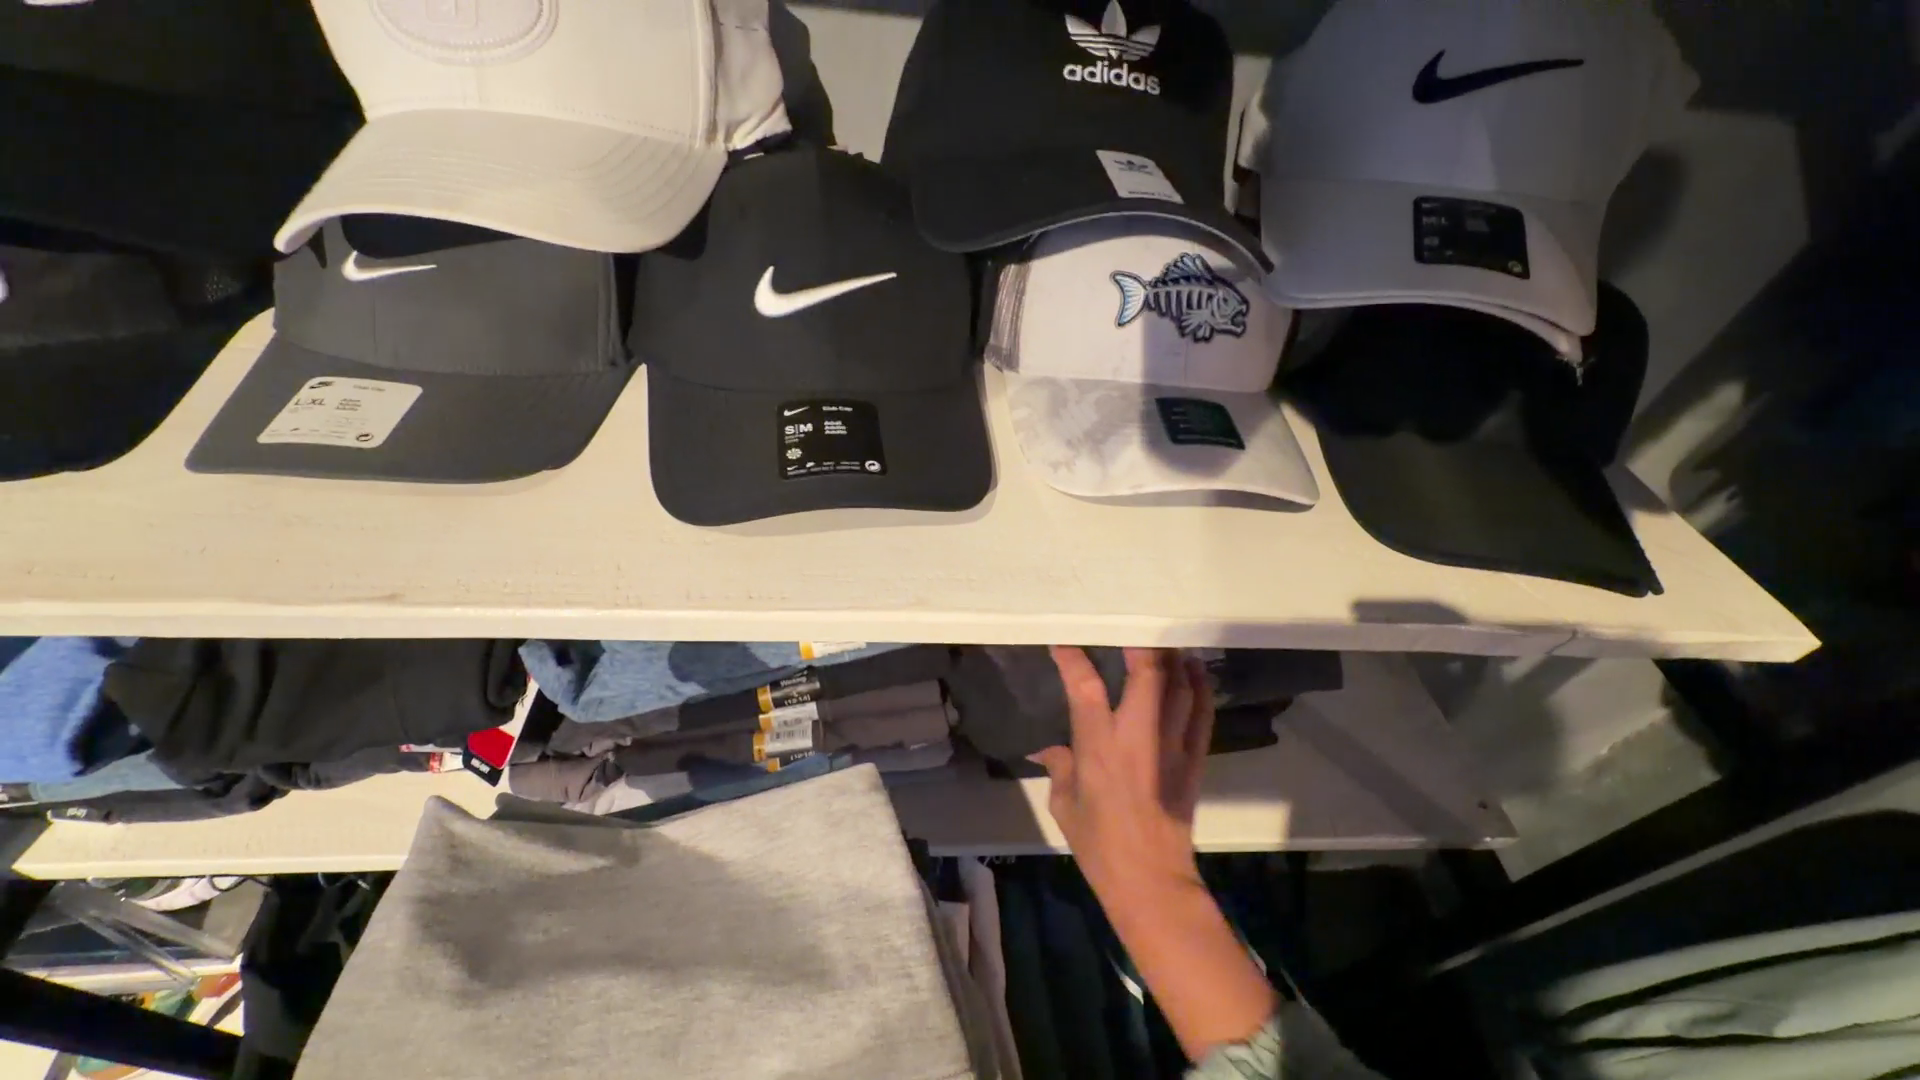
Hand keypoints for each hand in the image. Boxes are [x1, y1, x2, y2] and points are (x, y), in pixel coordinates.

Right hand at [1030, 646, 1213, 903]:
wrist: (1150, 879)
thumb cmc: (1099, 844)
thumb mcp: (1065, 805)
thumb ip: (1059, 767)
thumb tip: (1048, 749)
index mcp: (1099, 748)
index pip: (1084, 687)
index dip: (1073, 658)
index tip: (1064, 642)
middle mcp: (1137, 737)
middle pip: (1148, 674)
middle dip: (1141, 644)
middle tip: (1132, 626)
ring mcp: (1172, 746)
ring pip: (1180, 687)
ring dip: (1173, 658)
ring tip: (1164, 641)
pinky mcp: (1195, 759)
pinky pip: (1202, 712)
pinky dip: (1200, 687)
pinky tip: (1194, 671)